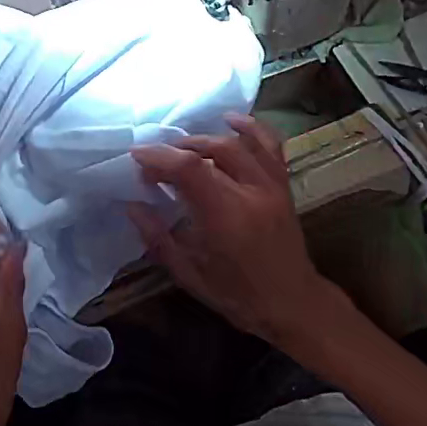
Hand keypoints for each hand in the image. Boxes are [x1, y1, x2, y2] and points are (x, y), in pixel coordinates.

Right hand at [126, 113, 338, 346]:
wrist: (293, 304)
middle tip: (154, 164)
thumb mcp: (189, 275)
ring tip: (180, 149)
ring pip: (236, 145)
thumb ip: (158, 239)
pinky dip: (250, 128)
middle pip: (211, 151)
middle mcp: (251, 194)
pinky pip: (270, 146)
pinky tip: (229, 120)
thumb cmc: (238, 296)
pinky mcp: (283, 187)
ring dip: (203, 140)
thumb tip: (133, 206)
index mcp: (225, 218)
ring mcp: (272, 187)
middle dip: (175, 151)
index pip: (189, 170)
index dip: (158, 157)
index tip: (136, 157)